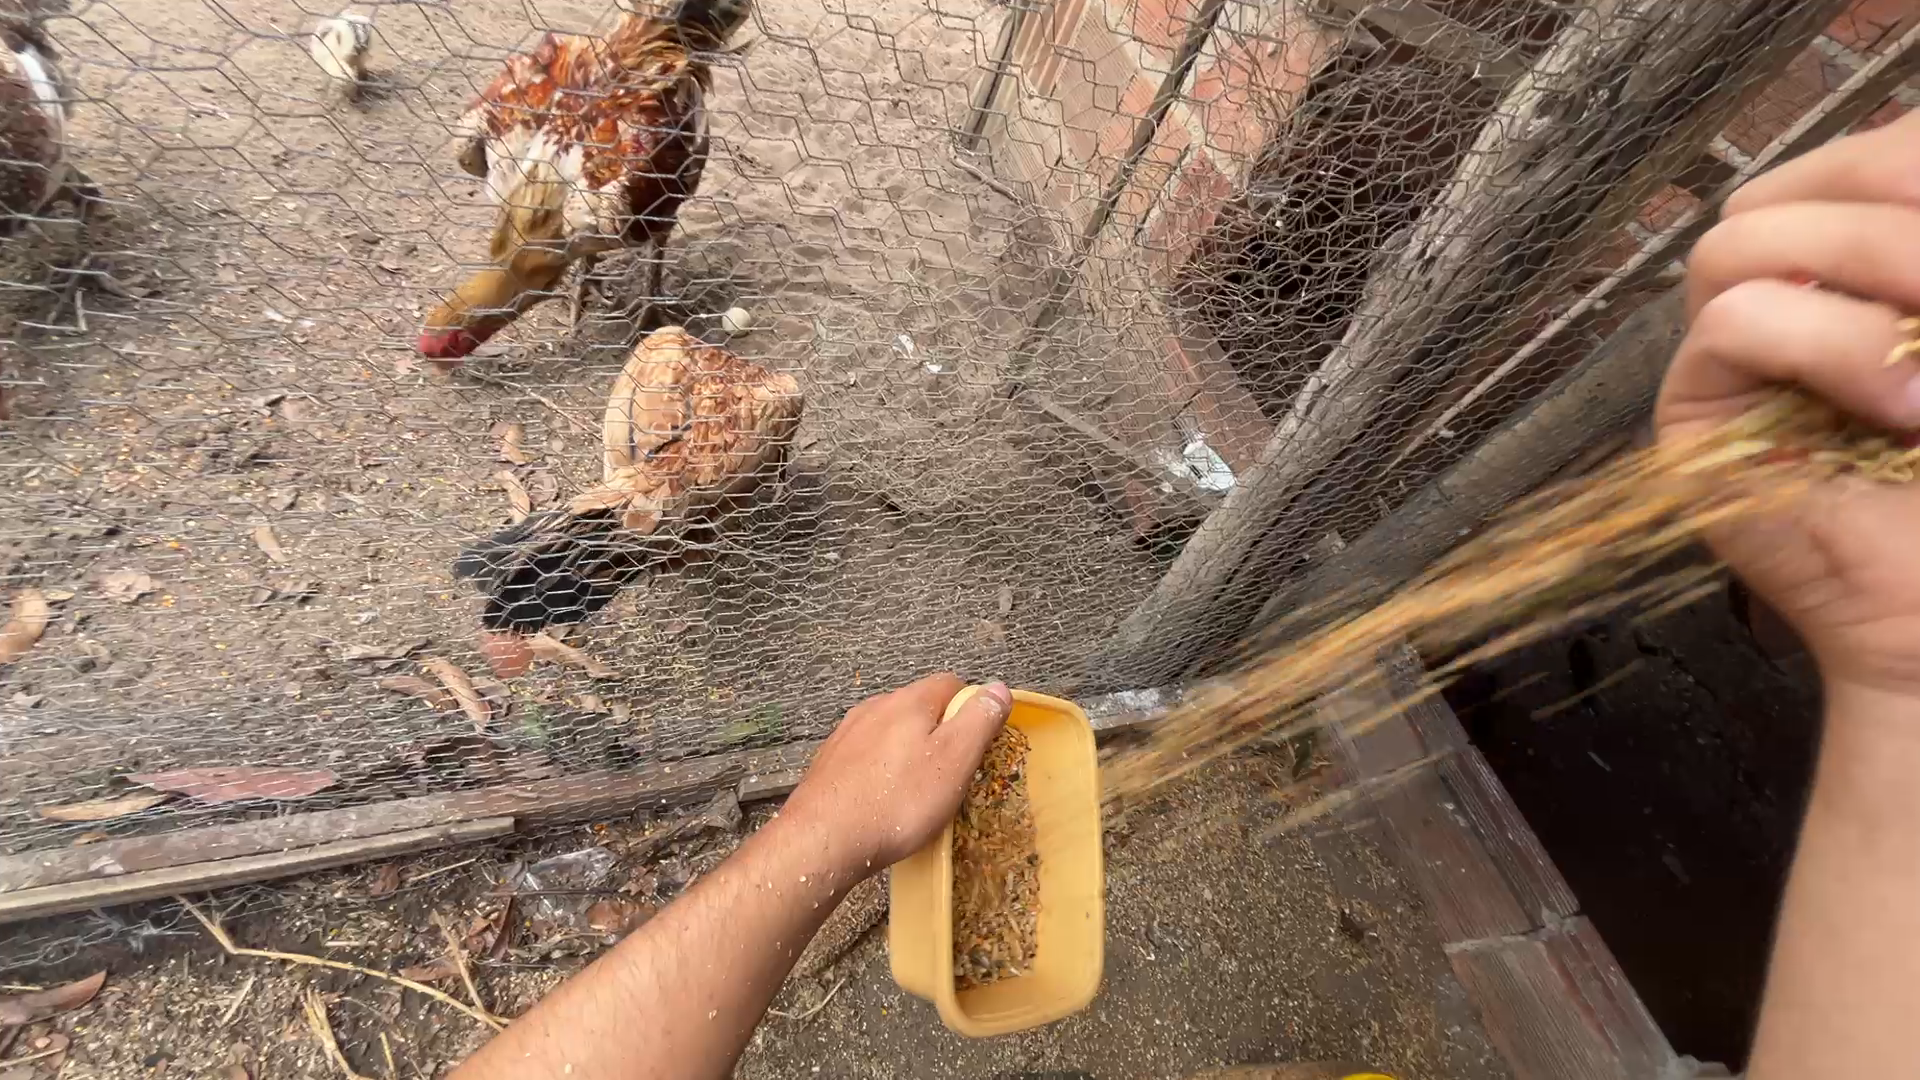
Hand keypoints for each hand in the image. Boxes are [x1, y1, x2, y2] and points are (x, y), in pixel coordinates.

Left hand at [781, 674, 1010, 872]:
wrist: (822, 839)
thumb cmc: (897, 801)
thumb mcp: (955, 759)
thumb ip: (979, 719)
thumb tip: (998, 688)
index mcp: (910, 700)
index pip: (952, 683)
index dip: (971, 709)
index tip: (977, 744)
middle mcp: (876, 706)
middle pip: (921, 707)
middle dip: (940, 733)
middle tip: (951, 775)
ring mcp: (849, 732)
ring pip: (892, 731)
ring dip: (909, 752)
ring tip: (917, 793)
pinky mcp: (831, 760)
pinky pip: (868, 756)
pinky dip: (882, 771)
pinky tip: (883, 801)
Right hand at [1656, 110, 1919, 697]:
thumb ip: (1916, 280)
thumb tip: (1897, 165)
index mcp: (1880, 267)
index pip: (1869, 158)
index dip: (1907, 158)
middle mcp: (1803, 298)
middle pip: (1795, 182)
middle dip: (1892, 204)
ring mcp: (1737, 356)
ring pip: (1736, 243)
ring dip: (1864, 269)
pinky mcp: (1698, 411)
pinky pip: (1732, 324)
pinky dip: (1826, 348)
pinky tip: (1900, 407)